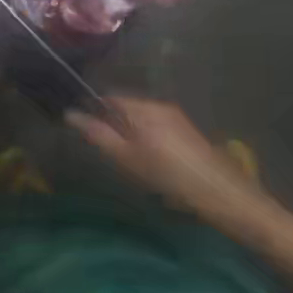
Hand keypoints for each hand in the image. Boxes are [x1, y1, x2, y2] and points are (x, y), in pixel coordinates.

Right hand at [67, 97, 264, 220]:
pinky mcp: (188, 131)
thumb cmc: (167, 175)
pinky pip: (156, 126)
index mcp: (142, 107)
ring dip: (130, 133)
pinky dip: (147, 138)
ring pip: (140, 118)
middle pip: (124, 107)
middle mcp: (159, 105)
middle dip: (114, 125)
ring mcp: (176, 117)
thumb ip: (96, 133)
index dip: (94, 112)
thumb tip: (69, 114)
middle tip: (111, 153)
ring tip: (132, 161)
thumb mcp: (125, 157)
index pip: (107, 97)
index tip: (89, 134)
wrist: (222, 194)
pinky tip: (152, 163)